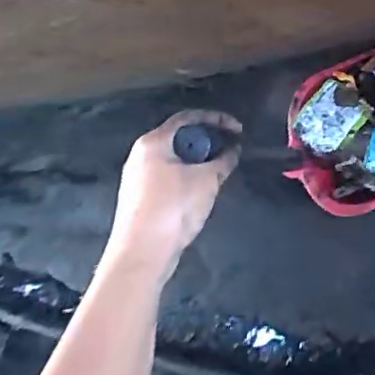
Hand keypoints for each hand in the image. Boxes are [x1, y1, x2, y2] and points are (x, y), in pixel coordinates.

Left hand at [106, 110, 240, 274]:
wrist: (140, 256)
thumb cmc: (173, 207)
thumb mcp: (209, 178)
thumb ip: (225, 158)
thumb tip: (234, 150)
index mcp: (153, 143)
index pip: (188, 117)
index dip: (217, 118)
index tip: (237, 129)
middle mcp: (140, 156)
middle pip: (181, 137)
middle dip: (209, 140)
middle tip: (231, 148)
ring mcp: (137, 178)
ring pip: (176, 157)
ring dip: (201, 159)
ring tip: (222, 168)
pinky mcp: (140, 198)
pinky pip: (169, 174)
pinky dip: (189, 174)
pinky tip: (203, 188)